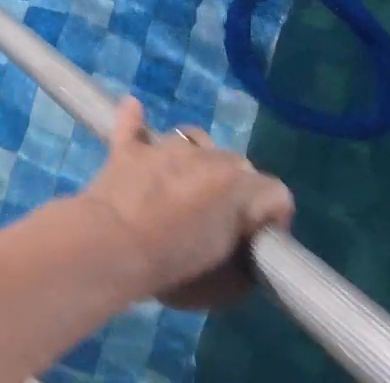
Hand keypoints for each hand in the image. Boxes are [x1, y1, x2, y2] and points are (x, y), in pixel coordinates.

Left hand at [76, 97, 294, 309]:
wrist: (113, 245)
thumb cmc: (175, 267)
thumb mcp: (229, 280)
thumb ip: (245, 254)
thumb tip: (242, 243)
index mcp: (238, 185)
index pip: (276, 193)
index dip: (272, 218)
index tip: (256, 240)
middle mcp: (207, 155)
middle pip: (237, 164)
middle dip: (236, 189)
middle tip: (218, 219)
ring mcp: (164, 146)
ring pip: (192, 140)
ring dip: (196, 161)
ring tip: (184, 186)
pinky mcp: (128, 147)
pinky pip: (134, 123)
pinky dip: (136, 120)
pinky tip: (135, 109)